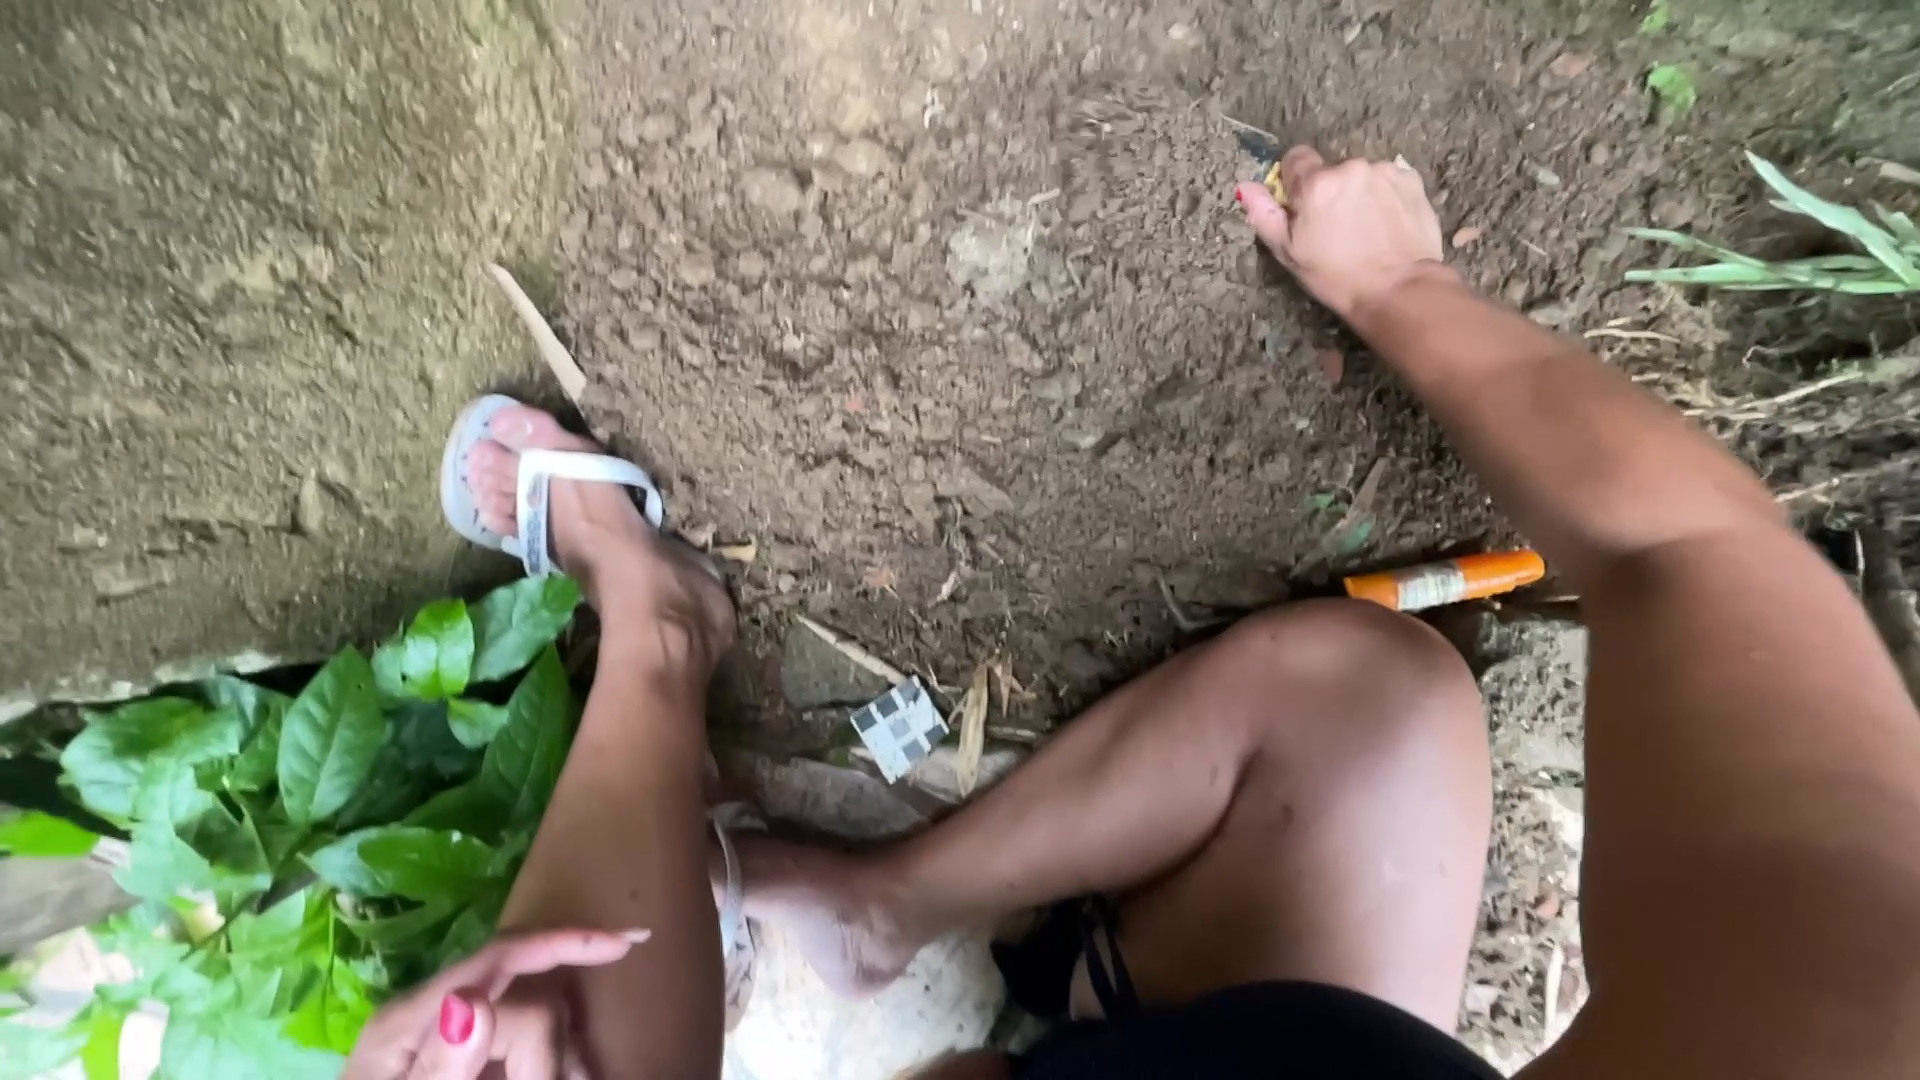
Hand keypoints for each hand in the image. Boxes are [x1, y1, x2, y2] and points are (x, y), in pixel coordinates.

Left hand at [345, 927, 647, 1079]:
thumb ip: (441, 1069)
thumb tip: (475, 1000)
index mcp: (409, 1019)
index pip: (504, 953)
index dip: (568, 939)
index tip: (627, 943)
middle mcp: (439, 1013)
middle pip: (530, 1001)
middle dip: (550, 1055)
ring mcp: (458, 1036)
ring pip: (542, 1023)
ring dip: (557, 1060)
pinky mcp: (473, 1058)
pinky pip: (536, 1044)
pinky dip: (555, 1063)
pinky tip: (569, 1076)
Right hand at [1235, 146, 1449, 322]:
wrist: (1396, 287)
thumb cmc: (1335, 277)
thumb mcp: (1289, 253)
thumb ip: (1265, 215)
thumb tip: (1246, 186)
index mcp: (1316, 185)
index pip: (1295, 158)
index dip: (1293, 183)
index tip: (1300, 207)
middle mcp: (1350, 167)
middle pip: (1329, 170)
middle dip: (1327, 192)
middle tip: (1333, 229)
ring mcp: (1383, 171)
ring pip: (1357, 175)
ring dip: (1354, 194)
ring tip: (1361, 229)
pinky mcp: (1411, 178)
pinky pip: (1385, 180)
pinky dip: (1380, 196)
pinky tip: (1382, 224)